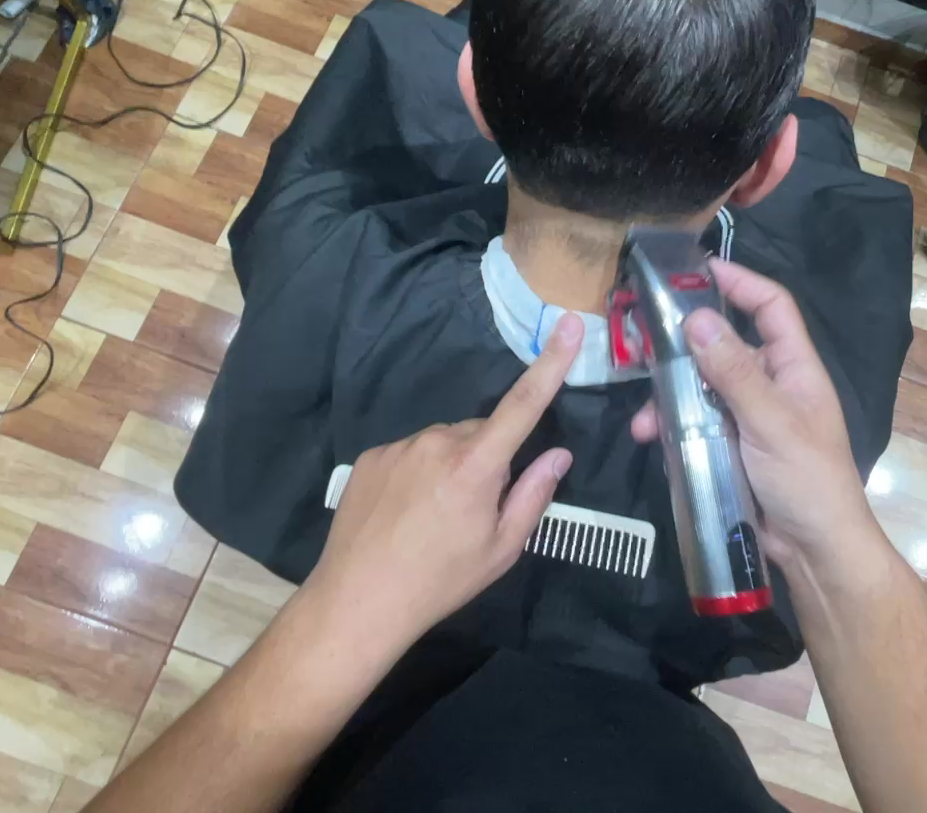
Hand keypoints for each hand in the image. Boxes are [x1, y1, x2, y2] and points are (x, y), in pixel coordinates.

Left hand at [305, 314, 581, 646]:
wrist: (356, 602)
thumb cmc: (440, 581)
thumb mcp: (501, 549)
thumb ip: (534, 495)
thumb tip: (559, 453)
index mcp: (476, 465)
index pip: (524, 404)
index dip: (552, 362)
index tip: (570, 324)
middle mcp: (438, 442)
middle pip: (482, 431)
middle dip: (489, 455)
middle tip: (476, 506)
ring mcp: (400, 445)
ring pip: (446, 441)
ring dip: (453, 462)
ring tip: (435, 512)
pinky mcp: (373, 454)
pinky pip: (412, 451)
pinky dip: (419, 469)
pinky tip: (406, 508)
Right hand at [631, 259, 879, 571]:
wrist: (813, 551)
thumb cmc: (806, 479)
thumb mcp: (770, 422)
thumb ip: (733, 372)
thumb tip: (696, 319)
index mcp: (794, 367)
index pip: (771, 307)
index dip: (741, 282)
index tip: (700, 268)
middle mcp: (771, 383)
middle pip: (725, 345)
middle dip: (686, 345)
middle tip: (645, 342)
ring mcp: (748, 415)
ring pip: (702, 386)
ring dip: (672, 395)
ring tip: (647, 418)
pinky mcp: (729, 443)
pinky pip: (695, 420)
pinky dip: (673, 424)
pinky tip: (652, 437)